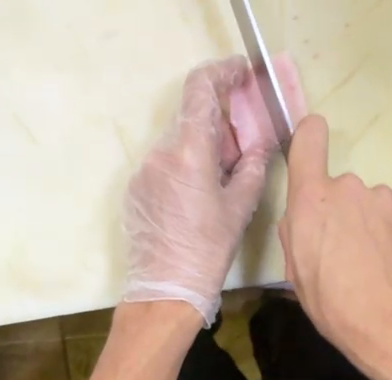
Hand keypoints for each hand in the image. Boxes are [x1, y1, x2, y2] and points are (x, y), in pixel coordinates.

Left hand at [122, 58, 277, 324]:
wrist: (164, 293)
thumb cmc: (206, 254)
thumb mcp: (239, 209)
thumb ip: (251, 167)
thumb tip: (257, 147)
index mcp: (188, 151)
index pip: (201, 87)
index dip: (223, 73)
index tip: (240, 76)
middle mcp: (160, 154)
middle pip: (190, 119)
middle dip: (218, 124)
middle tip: (242, 146)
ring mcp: (143, 173)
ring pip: (177, 145)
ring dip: (201, 150)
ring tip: (221, 182)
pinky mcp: (135, 193)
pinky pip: (163, 168)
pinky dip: (183, 170)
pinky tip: (197, 200)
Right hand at [278, 115, 391, 375]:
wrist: (387, 320)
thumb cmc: (330, 301)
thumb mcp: (295, 272)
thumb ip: (296, 232)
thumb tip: (304, 217)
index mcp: (311, 199)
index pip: (309, 138)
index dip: (308, 140)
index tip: (310, 153)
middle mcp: (348, 186)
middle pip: (337, 188)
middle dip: (337, 212)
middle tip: (340, 251)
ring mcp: (383, 196)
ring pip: (366, 203)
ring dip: (364, 223)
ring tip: (367, 262)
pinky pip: (390, 214)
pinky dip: (387, 231)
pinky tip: (387, 261)